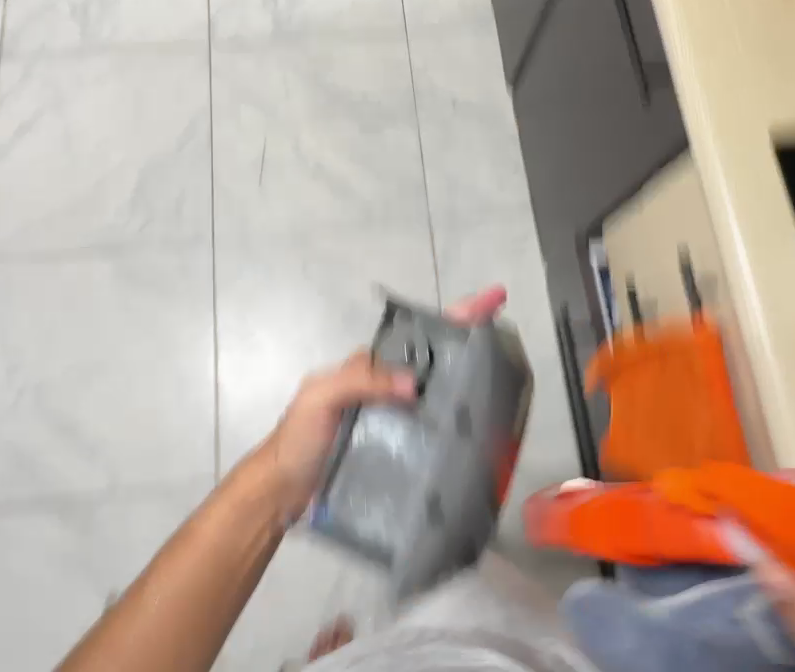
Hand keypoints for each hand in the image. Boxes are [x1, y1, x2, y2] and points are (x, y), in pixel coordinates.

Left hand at [251, 286, 508, 519]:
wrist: (283, 492)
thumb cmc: (299, 438)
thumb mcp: (320, 397)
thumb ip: (360, 381)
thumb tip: (413, 386)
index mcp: (370, 367)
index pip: (417, 335)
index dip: (456, 316)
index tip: (493, 301)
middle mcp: (387, 389)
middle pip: (436, 363)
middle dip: (473, 348)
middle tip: (511, 348)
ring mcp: (394, 422)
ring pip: (439, 398)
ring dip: (470, 392)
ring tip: (508, 393)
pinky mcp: (398, 454)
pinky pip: (432, 436)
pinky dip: (456, 432)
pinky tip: (478, 440)